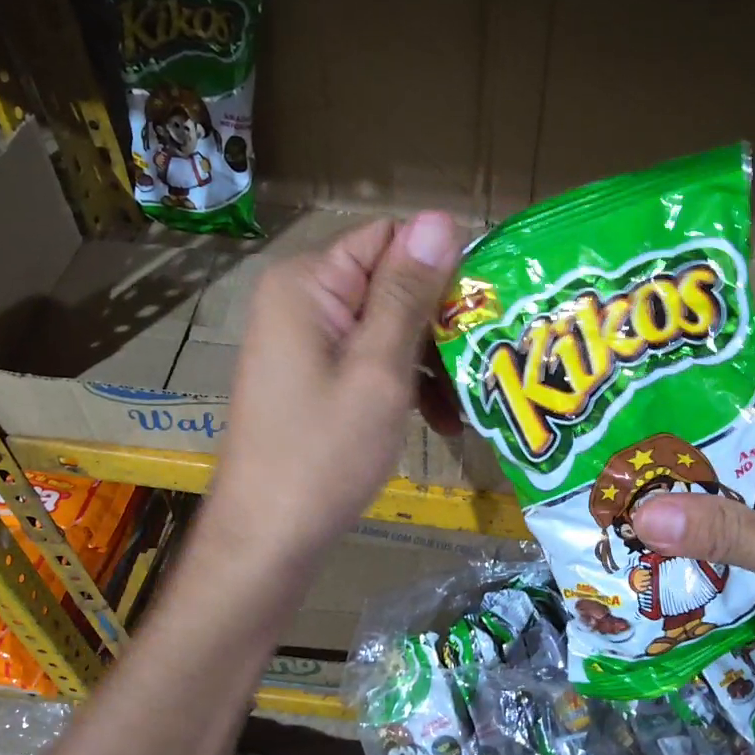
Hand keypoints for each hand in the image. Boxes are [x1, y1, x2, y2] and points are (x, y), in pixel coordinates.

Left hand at [207, 212, 461, 559]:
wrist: (267, 538)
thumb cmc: (323, 456)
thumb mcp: (378, 371)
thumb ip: (408, 294)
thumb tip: (442, 217)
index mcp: (307, 283)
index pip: (389, 238)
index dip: (442, 269)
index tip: (486, 313)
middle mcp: (299, 300)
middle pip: (389, 284)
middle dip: (438, 326)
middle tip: (483, 369)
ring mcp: (302, 342)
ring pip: (385, 328)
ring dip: (428, 364)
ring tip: (463, 412)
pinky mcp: (310, 379)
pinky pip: (367, 362)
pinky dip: (403, 386)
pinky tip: (438, 424)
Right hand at [629, 375, 754, 672]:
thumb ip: (725, 533)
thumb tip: (640, 511)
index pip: (737, 388)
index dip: (678, 397)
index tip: (618, 416)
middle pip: (733, 434)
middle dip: (675, 453)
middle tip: (608, 470)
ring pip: (744, 474)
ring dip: (697, 492)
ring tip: (628, 503)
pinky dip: (725, 521)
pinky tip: (679, 541)